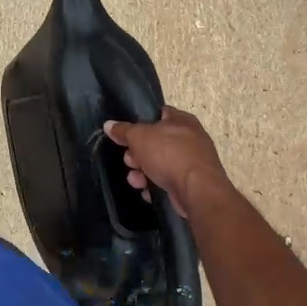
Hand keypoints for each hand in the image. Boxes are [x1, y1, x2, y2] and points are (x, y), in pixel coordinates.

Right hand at [103, 106, 232, 217]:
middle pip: (156, 141)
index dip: (140, 121)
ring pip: (160, 162)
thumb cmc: (169, 154)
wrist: (197, 192)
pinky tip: (147, 191)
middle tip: (129, 160)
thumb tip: (109, 125)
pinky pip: (169, 180)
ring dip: (143, 171)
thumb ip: (123, 130)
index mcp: (182, 120)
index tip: (126, 132)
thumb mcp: (138, 137)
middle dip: (137, 152)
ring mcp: (193, 162)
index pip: (158, 113)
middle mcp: (190, 139)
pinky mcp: (193, 183)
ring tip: (135, 180)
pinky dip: (156, 185)